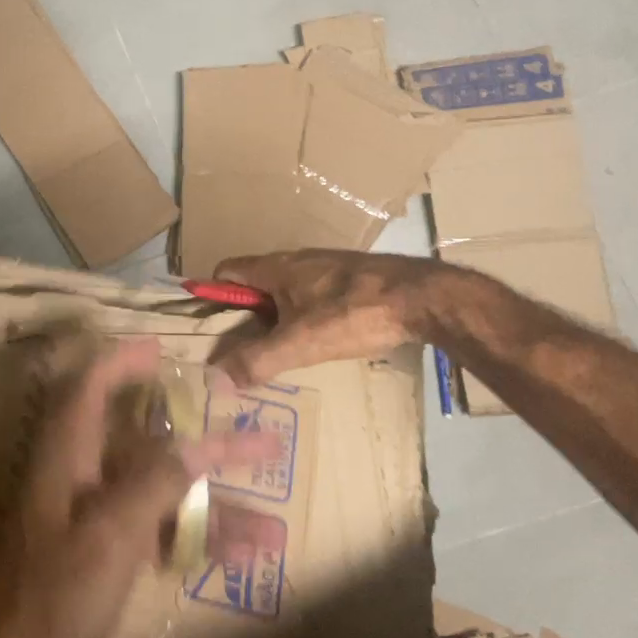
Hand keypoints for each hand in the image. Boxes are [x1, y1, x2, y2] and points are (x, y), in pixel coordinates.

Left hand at [0, 339, 275, 637]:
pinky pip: (160, 528)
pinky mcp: (107, 550)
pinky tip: (251, 547)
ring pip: (161, 485)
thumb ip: (155, 483)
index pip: (90, 385)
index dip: (122, 360)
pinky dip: (199, 533)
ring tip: (274, 491)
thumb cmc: (56, 586)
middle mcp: (82, 473)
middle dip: (195, 426)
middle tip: (241, 411)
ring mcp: (95, 513)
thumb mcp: (109, 531)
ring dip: (214, 489)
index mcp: (67, 453)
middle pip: (141, 434)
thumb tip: (200, 444)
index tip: (162, 349)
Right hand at [211, 249, 467, 384]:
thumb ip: (257, 360)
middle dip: (245, 312)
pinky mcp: (352, 277)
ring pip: (286, 289)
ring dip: (276, 314)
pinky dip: (305, 313)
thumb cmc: (354, 313)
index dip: (213, 295)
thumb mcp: (301, 343)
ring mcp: (326, 266)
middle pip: (255, 282)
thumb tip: (215, 378)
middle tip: (244, 348)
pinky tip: (320, 339)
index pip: (226, 270)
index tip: (213, 328)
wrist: (424, 298)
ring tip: (280, 349)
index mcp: (275, 267)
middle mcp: (295, 259)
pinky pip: (313, 293)